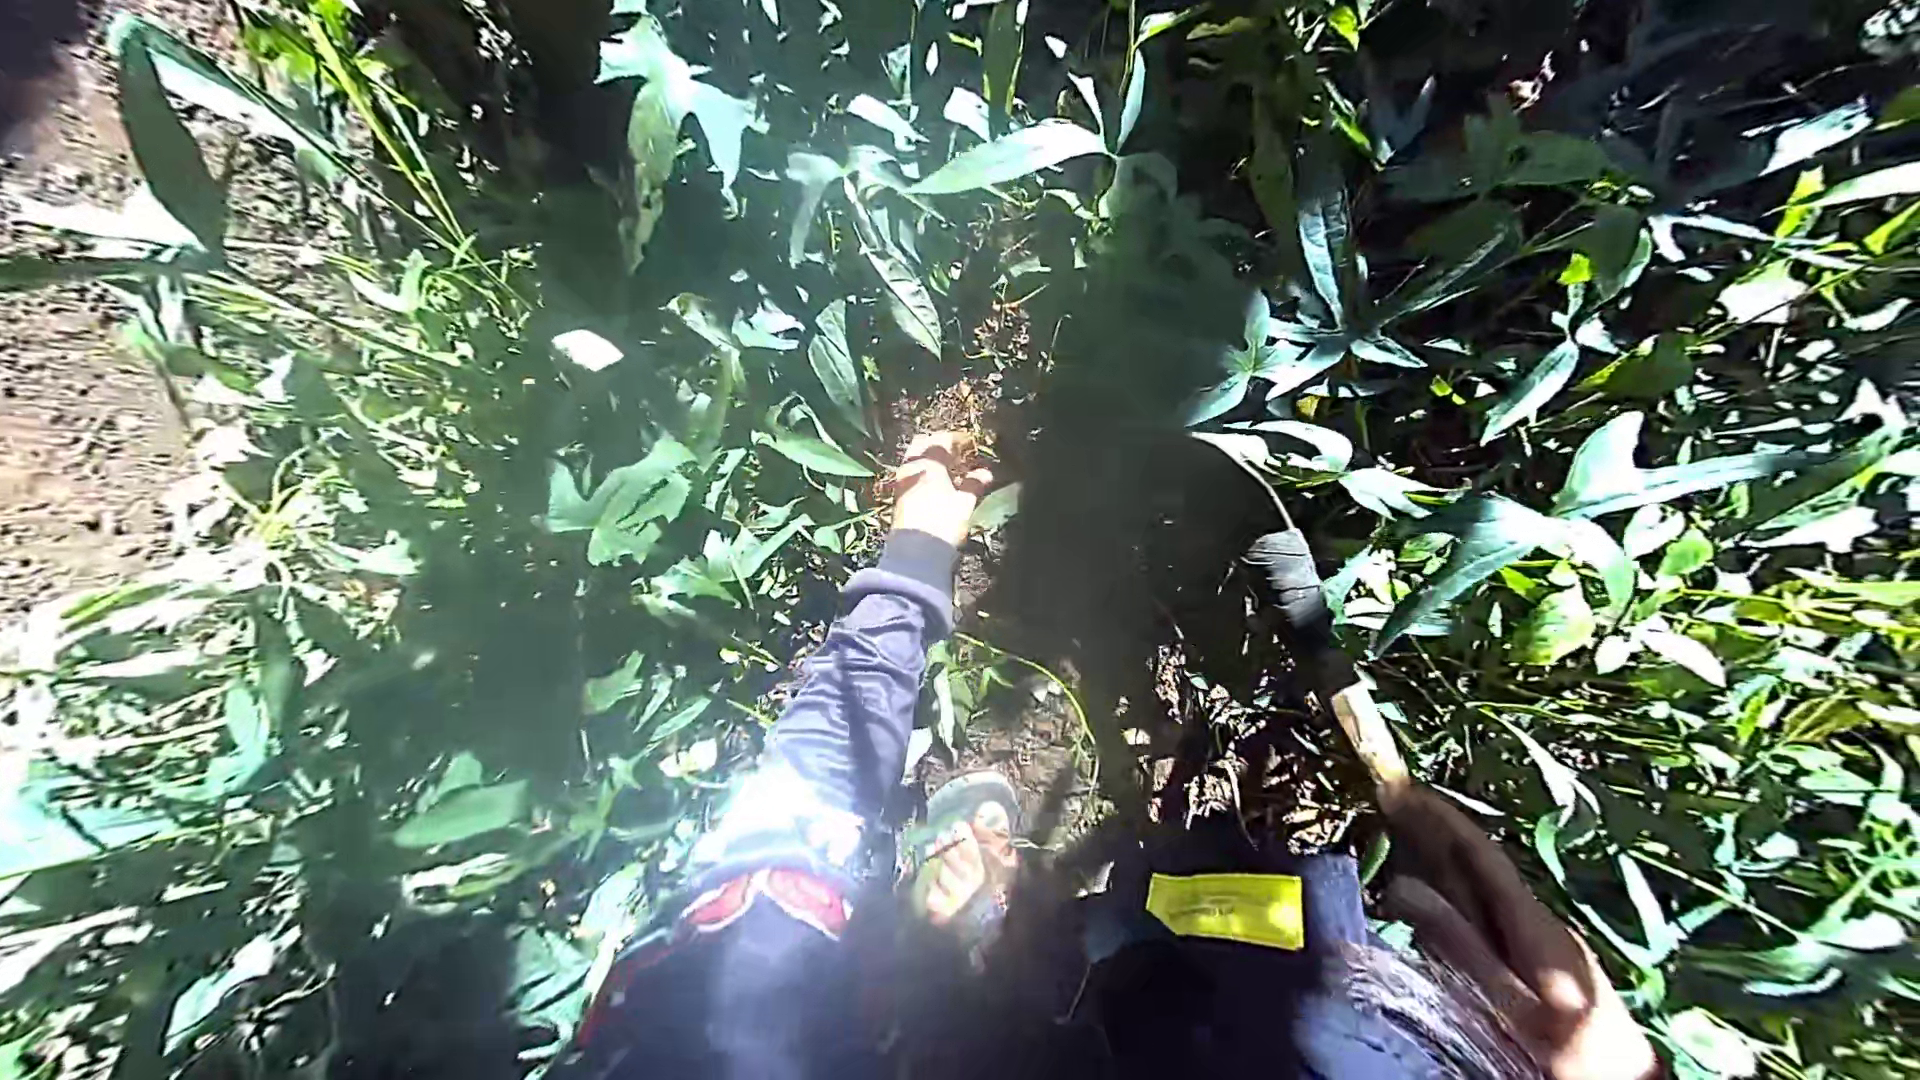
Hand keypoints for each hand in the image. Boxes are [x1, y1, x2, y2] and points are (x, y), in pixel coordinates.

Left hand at [891, 431, 993, 546]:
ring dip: (930, 460)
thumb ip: (974, 484)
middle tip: (957, 453)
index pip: (942, 440)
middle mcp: (911, 468)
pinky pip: (912, 476)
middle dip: (939, 444)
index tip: (970, 443)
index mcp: (928, 462)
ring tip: (949, 471)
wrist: (916, 553)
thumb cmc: (943, 522)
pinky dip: (924, 475)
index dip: (958, 439)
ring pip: (915, 460)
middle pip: (923, 445)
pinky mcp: (898, 498)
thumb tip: (985, 473)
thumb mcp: (964, 503)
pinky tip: (937, 486)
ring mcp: (902, 483)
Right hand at [1382, 786, 1659, 1079]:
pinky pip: (1479, 908)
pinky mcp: (1535, 962)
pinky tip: (1422, 888)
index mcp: (1536, 924)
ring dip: (1435, 854)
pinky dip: (1445, 885)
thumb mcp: (1514, 1009)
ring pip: (1477, 885)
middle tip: (1386, 800)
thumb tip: (1402, 882)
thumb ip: (1461, 945)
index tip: (1401, 786)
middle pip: (1477, 863)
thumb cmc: (1574, 1058)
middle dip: (1431, 828)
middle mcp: (1537, 922)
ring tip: (1393, 832)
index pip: (1482, 854)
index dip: (1442, 816)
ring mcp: (1539, 942)